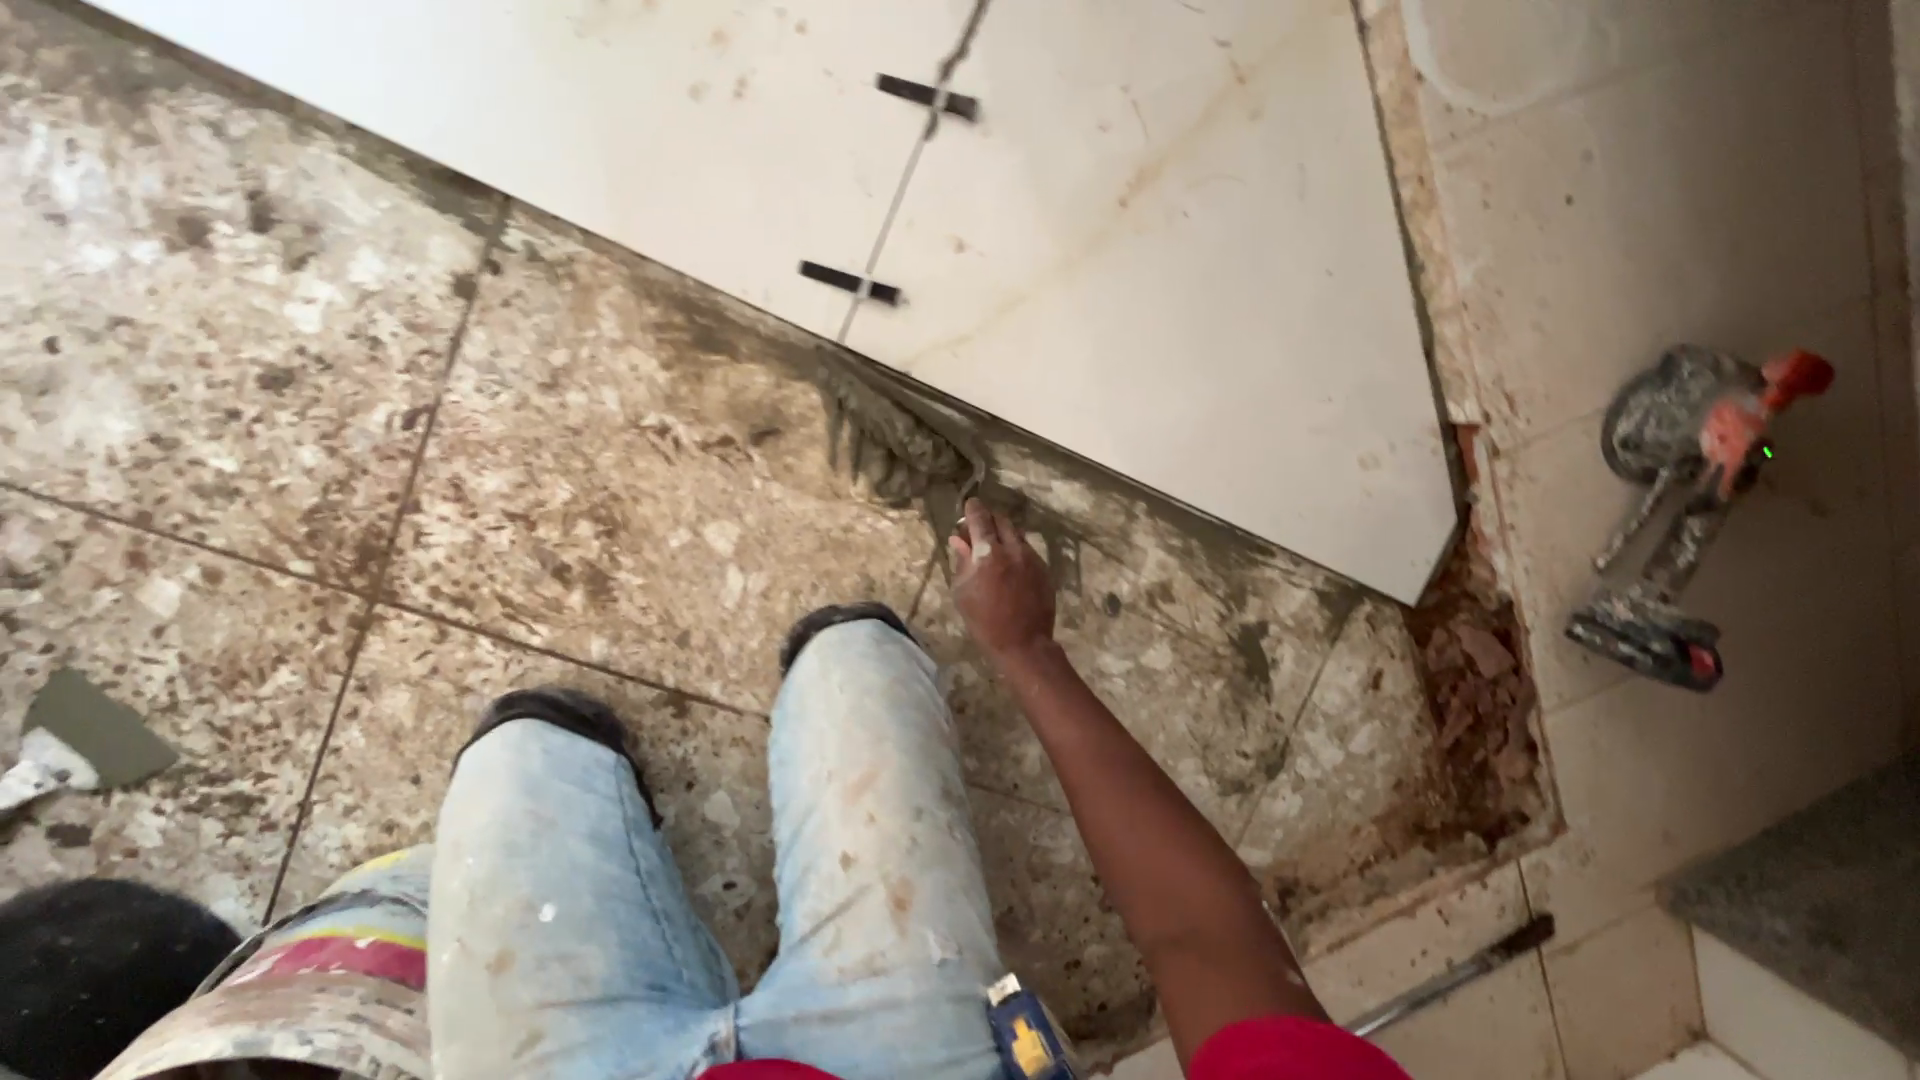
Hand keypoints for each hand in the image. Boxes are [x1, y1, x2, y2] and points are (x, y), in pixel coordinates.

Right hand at [949, 498, 1056, 663]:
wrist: (1023, 643)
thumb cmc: (984, 622)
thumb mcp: (962, 592)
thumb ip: (961, 561)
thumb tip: (958, 539)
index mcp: (988, 554)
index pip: (980, 519)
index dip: (973, 509)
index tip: (969, 505)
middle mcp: (1013, 550)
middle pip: (1002, 520)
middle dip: (989, 519)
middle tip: (979, 529)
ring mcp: (1032, 558)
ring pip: (1017, 534)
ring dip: (1004, 534)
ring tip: (994, 547)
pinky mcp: (1044, 569)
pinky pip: (1028, 550)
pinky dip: (1016, 550)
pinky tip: (1010, 566)